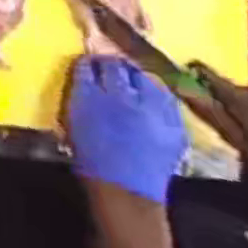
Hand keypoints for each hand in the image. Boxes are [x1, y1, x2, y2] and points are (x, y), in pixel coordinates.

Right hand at [67, 56, 187, 204]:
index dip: (89, 60)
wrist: (123, 187)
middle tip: (108, 65)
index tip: (87, 60)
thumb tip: (85, 74)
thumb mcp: (72, 119)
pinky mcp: (174, 124)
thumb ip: (80, 94)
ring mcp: (152, 111)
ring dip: (137, 76)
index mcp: (89, 96)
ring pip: (147, 79)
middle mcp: (122, 98)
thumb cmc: (88, 154)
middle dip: (112, 63)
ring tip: (132, 79)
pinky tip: (152, 98)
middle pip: (118, 68)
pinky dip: (157, 94)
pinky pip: (166, 99)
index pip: (89, 66)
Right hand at [184, 71, 247, 197]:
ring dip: (231, 109)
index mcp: (245, 95)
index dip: (186, 76)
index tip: (170, 84)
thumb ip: (208, 112)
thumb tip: (176, 84)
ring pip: (240, 97)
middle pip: (222, 87)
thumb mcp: (238, 142)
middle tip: (204, 120)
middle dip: (211, 98)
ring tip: (228, 130)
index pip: (203, 73)